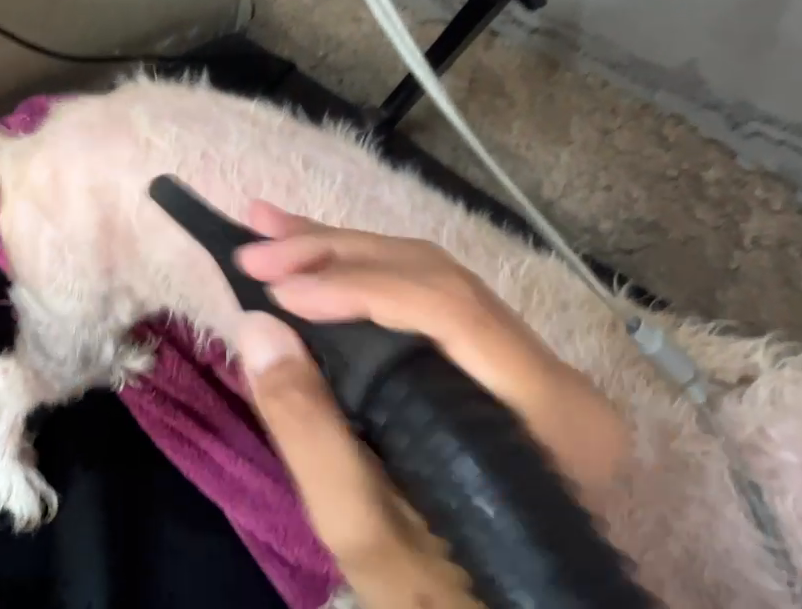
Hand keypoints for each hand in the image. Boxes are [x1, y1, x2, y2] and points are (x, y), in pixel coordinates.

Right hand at [233, 204, 631, 606]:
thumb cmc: (431, 585)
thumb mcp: (362, 529)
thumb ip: (311, 432)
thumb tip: (257, 326)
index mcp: (546, 416)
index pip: (450, 312)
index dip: (358, 287)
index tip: (277, 292)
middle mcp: (548, 374)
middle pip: (434, 278)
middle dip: (333, 255)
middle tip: (252, 253)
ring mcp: (522, 364)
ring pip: (422, 272)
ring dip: (334, 248)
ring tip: (260, 228)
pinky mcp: (488, 363)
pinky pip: (418, 293)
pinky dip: (351, 266)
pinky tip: (299, 243)